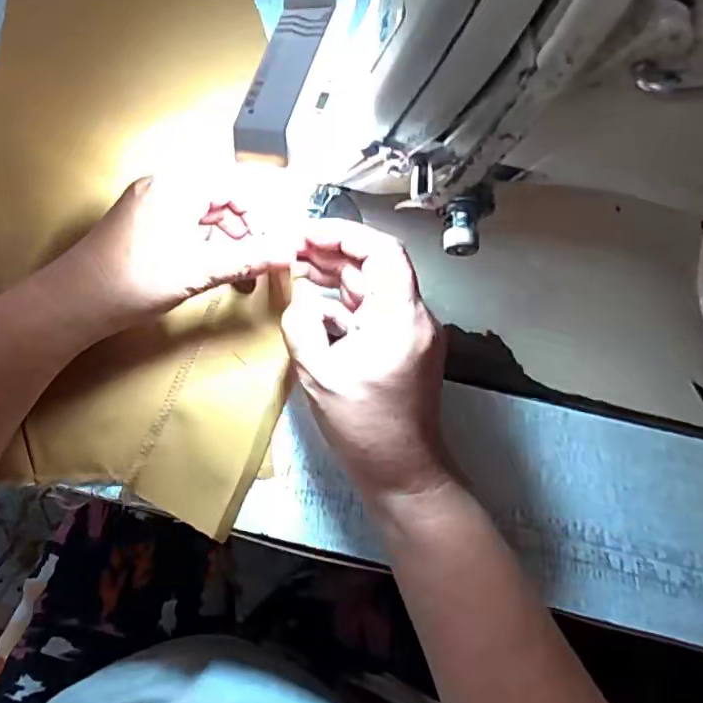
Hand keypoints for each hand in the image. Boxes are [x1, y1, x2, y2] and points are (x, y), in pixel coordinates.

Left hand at [33, 167, 295, 340]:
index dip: (260, 215)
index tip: (271, 243)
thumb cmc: (129, 282)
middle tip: (256, 257)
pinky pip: (180, 220)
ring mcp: (145, 202)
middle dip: (242, 227)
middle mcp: (159, 185)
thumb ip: (244, 259)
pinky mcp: (137, 221)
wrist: (75, 300)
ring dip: (222, 236)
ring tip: (233, 268)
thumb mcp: (197, 271)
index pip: (235, 185)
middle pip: (218, 194)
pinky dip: (199, 240)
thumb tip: (283, 253)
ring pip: (199, 209)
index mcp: (175, 186)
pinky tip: (205, 266)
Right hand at [282, 219, 450, 501]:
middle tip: (290, 247)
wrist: (401, 469)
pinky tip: (310, 303)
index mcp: (399, 319)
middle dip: (331, 250)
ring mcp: (407, 331)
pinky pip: (368, 308)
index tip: (306, 233)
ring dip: (333, 272)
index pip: (382, 251)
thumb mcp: (318, 373)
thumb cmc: (365, 427)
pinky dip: (339, 300)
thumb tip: (298, 298)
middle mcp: (411, 317)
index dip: (343, 234)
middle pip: (375, 264)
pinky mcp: (398, 344)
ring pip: (370, 284)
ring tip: (295, 265)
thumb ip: (301, 324)